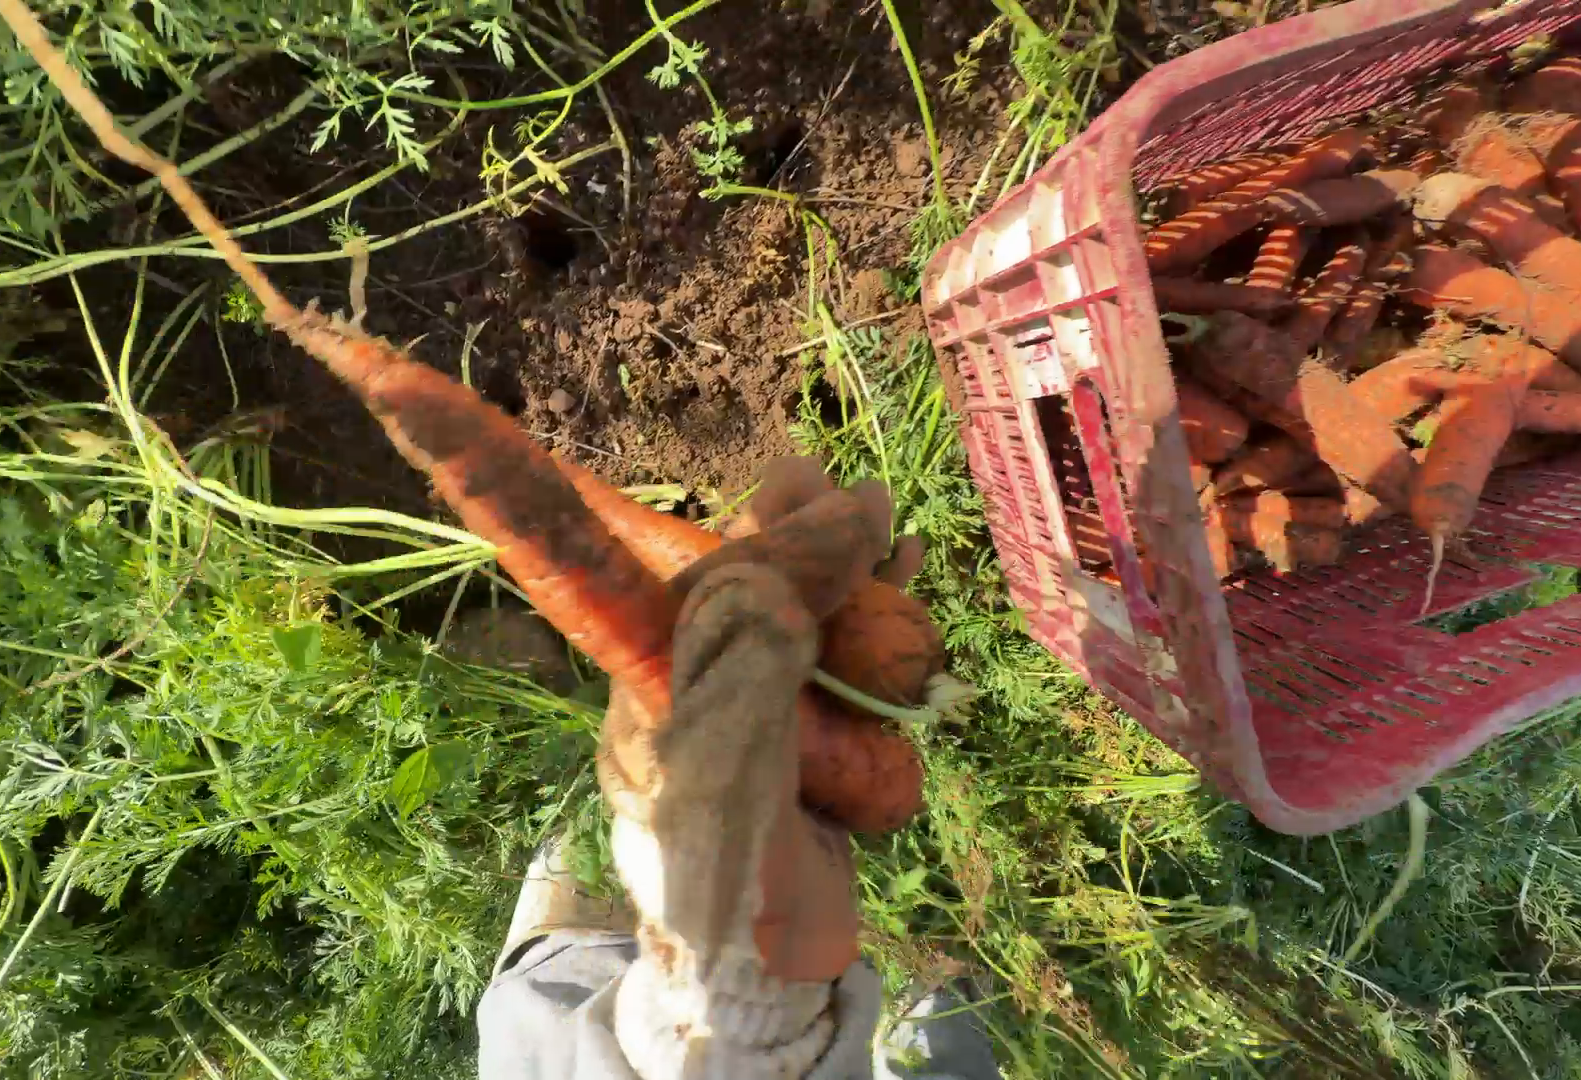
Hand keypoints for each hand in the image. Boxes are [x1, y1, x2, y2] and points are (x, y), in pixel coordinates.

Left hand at [597, 458, 909, 984]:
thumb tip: (841, 512)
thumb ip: (764, 619)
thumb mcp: (722, 723)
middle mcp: (718, 670)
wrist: (753, 961)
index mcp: (668, 662)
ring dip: (861, 570)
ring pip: (820, 613)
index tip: (803, 474)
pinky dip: (888, 622)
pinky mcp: (823, 731)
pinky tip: (912, 582)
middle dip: (814, 532)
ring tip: (896, 530)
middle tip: (854, 493)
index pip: (707, 561)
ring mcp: (774, 700)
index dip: (754, 516)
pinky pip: (857, 661)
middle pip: (770, 577)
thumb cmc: (713, 849)